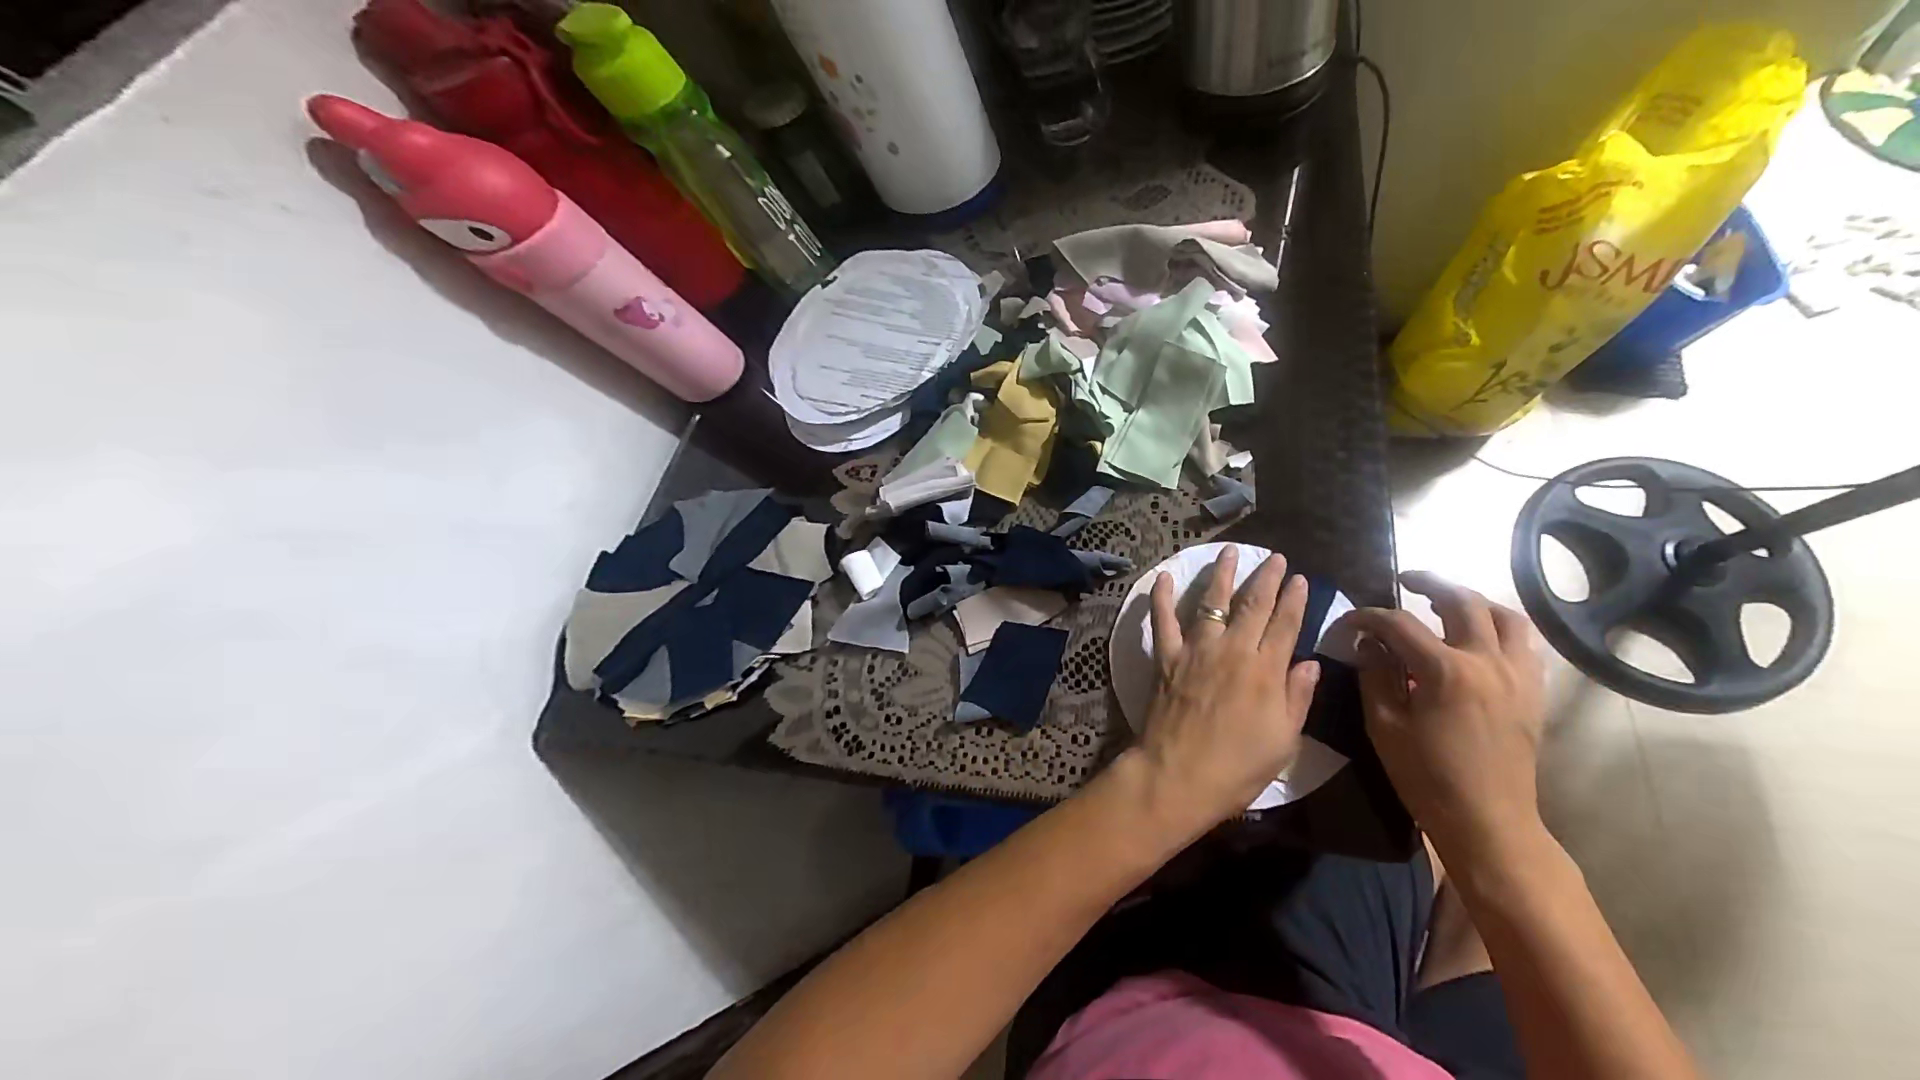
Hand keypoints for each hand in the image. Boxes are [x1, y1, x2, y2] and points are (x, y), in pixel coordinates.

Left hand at [1130, 548, 1320, 835]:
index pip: (1286, 624)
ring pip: (1212, 602)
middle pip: (1253, 605)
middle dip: (1267, 578)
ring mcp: (1197, 650)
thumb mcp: (1285, 739)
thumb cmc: (1239, 766)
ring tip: (1230, 552)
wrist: (1179, 774)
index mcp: (1267, 670)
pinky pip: (1163, 621)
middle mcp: (1233, 650)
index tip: (1302, 579)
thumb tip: (1312, 663)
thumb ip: (1298, 697)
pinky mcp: (1167, 657)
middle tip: (1276, 557)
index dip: (1296, 599)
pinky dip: (1162, 597)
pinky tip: (1164, 577)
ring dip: (1223, 575)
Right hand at [1348, 572, 1546, 860]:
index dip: (1369, 617)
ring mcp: (1518, 676)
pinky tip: (1478, 639)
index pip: (1400, 624)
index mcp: (1446, 671)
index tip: (1349, 622)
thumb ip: (1376, 675)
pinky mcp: (1533, 692)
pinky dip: (1499, 629)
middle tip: (1404, 581)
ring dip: (1473, 601)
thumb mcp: (1384, 725)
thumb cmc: (1426, 775)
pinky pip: (1523, 645)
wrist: (1488, 819)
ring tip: (1447, 602)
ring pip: (1505, 616)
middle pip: (1462, 602)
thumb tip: (1370, 644)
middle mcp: (1488, 662)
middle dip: (1429, 584)